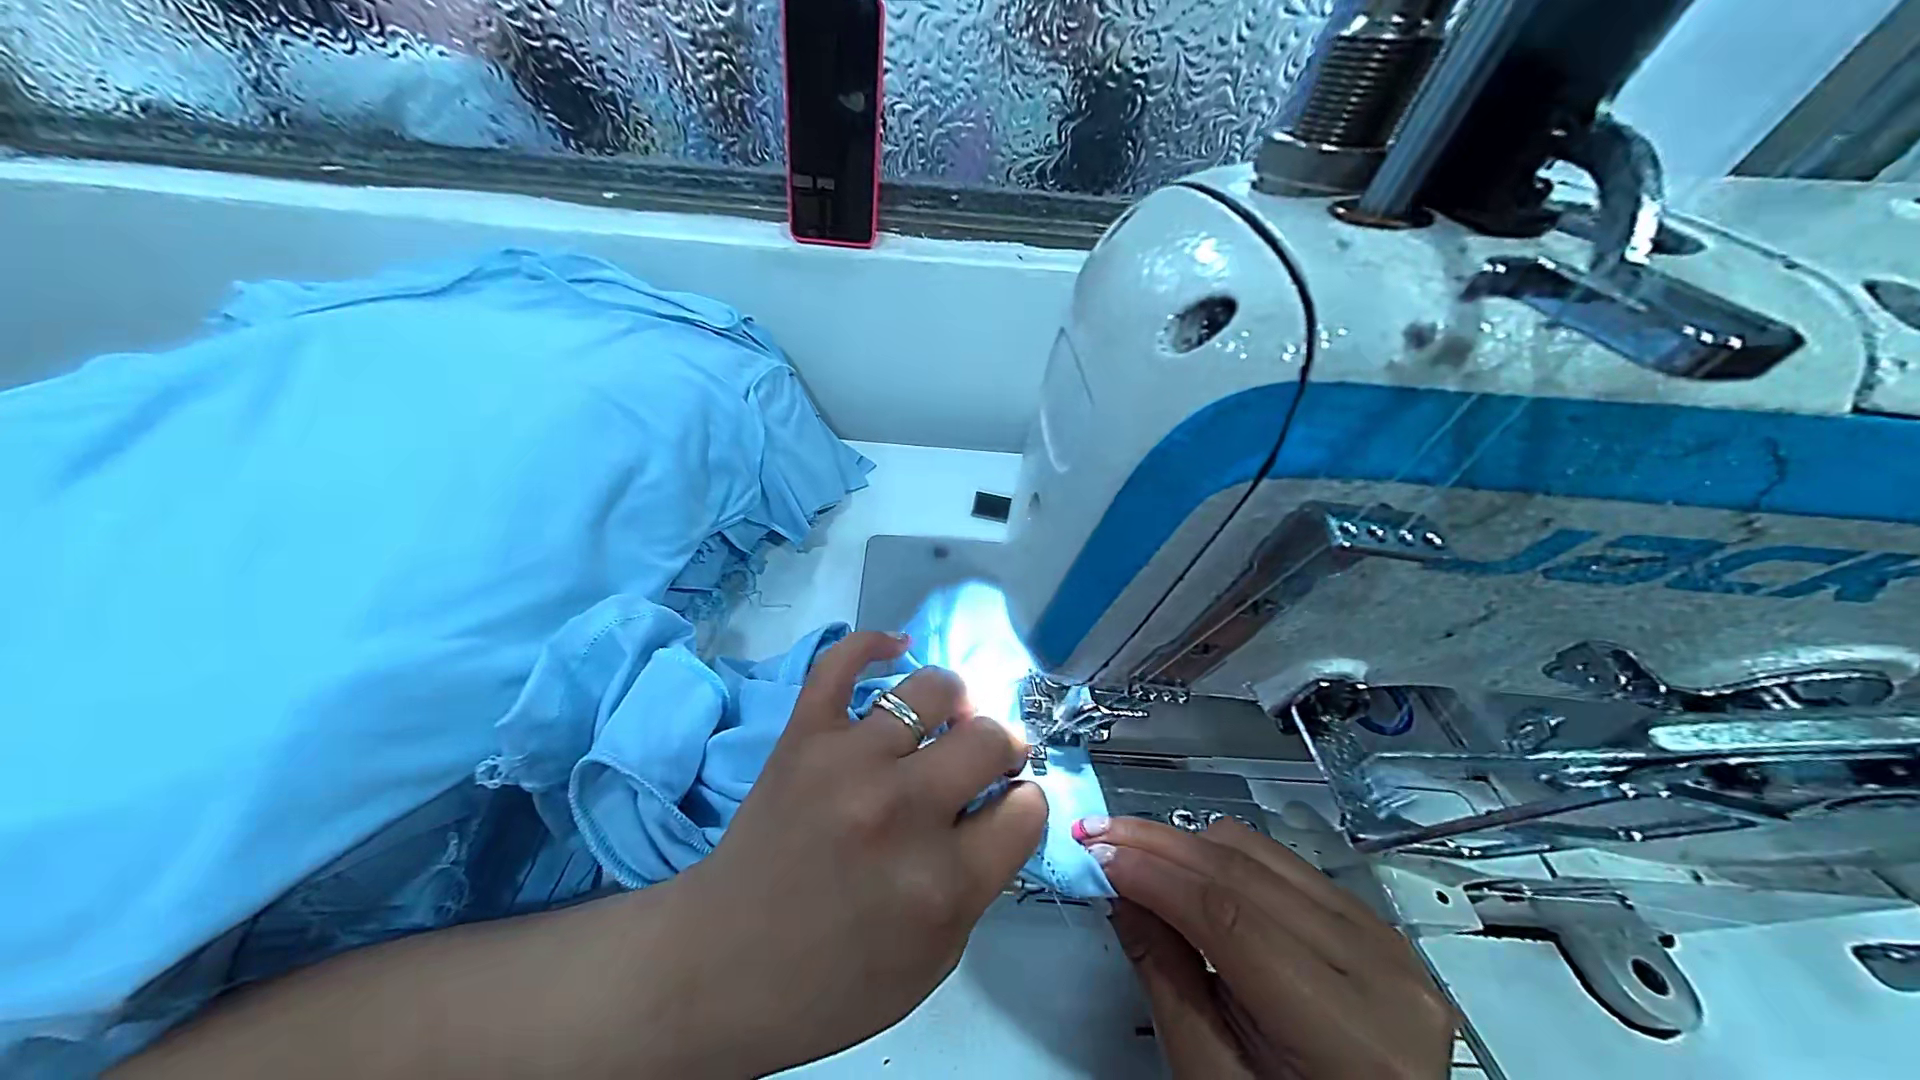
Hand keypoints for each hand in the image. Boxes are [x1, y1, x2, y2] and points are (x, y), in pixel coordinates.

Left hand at [659, 631, 1046, 1076]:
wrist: (723, 966)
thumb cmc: (835, 981)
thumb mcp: (937, 959)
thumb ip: (983, 881)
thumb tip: (1004, 804)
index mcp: (944, 883)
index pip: (1026, 808)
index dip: (1023, 803)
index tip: (1006, 803)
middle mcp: (903, 810)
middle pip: (990, 738)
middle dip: (1002, 748)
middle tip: (984, 760)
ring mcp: (849, 762)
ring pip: (934, 689)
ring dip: (955, 701)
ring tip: (946, 719)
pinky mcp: (803, 735)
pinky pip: (840, 662)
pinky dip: (873, 643)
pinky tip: (897, 646)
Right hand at [1078, 816, 1456, 1079]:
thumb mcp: (1212, 1077)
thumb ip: (1164, 975)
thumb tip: (1118, 888)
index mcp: (1355, 1037)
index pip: (1232, 920)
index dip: (1154, 877)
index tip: (1096, 855)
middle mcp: (1386, 973)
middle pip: (1245, 874)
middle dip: (1159, 847)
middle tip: (1098, 835)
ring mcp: (1386, 942)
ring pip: (1261, 853)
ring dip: (1186, 846)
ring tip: (1133, 854)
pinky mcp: (1371, 924)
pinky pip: (1283, 864)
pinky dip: (1223, 859)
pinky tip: (1185, 871)